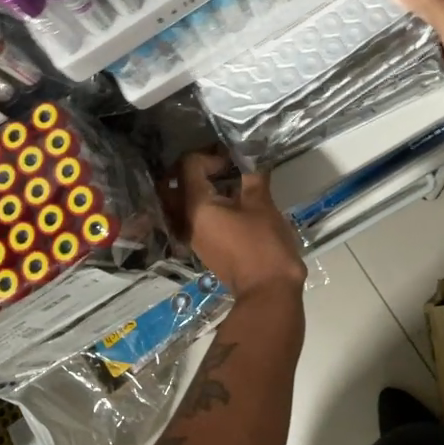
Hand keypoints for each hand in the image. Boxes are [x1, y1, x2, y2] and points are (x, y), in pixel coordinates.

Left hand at [171, 152, 306, 300]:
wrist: (268, 292)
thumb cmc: (263, 245)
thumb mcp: (261, 203)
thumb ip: (252, 173)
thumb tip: (249, 152)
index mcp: (196, 206)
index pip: (188, 166)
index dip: (210, 155)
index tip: (233, 160)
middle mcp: (185, 220)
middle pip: (175, 184)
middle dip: (193, 169)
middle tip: (219, 164)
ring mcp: (192, 236)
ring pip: (181, 202)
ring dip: (196, 186)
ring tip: (225, 181)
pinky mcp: (202, 246)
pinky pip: (192, 217)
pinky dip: (203, 204)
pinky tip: (229, 202)